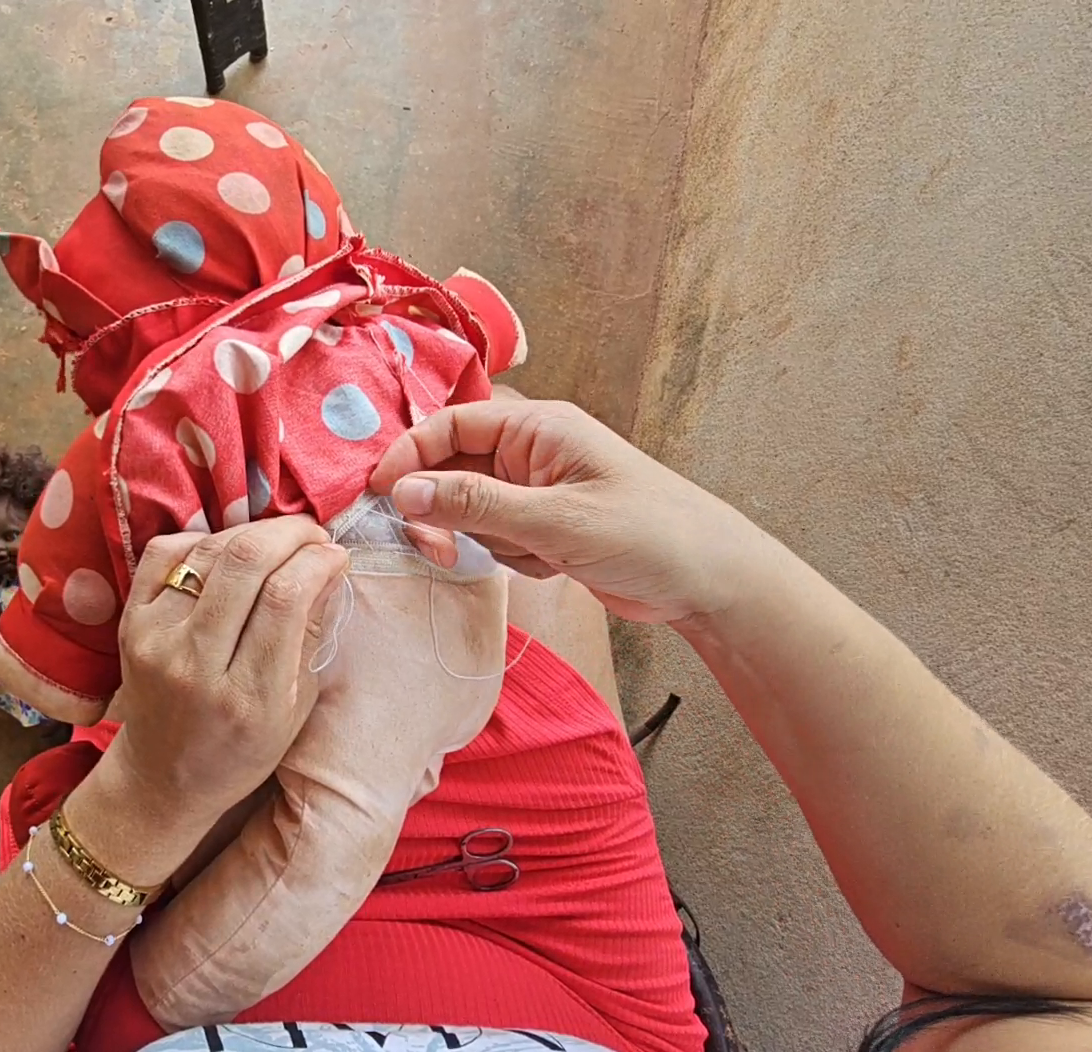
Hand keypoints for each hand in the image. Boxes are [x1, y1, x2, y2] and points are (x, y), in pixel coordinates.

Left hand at [67, 518, 347, 881]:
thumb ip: (312, 636)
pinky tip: (228, 552)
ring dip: (252, 532)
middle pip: (245, 562)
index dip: (317, 561)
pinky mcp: (129, 621)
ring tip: (277, 541)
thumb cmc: (239, 751)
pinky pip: (166, 552)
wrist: (161, 776)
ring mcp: (154, 637)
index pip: (285, 598)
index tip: (336, 555)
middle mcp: (194, 663)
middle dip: (289, 533)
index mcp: (246, 697)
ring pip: (208, 550)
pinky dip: (203, 539)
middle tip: (312, 535)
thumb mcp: (293, 710)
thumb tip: (330, 566)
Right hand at [367, 397, 774, 623]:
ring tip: (521, 557)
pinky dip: (503, 555)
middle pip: (450, 469)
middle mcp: (527, 452)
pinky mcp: (537, 525)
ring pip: (466, 508)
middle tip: (436, 547)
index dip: (409, 455)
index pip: (450, 426)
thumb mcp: (554, 520)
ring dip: (476, 537)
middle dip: (441, 509)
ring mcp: (531, 490)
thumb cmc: (649, 535)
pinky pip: (490, 535)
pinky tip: (546, 566)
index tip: (378, 493)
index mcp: (536, 427)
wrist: (713, 585)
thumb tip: (401, 491)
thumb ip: (474, 504)